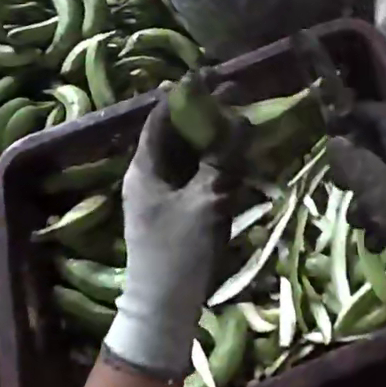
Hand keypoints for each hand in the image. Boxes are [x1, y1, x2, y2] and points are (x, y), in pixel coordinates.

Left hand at [103, 99, 226, 379]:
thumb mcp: (205, 203)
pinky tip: (233, 155)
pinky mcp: (174, 208)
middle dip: (203, 113)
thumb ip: (222, 161)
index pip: (161, 118)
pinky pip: (192, 173)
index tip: (211, 77)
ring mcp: (160, 192)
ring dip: (208, 136)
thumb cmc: (178, 252)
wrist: (162, 309)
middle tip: (233, 95)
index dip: (185, 95)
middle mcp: (148, 174)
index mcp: (145, 167)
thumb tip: (240, 122)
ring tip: (237, 118)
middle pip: (175, 133)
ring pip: (185, 153)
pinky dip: (210, 161)